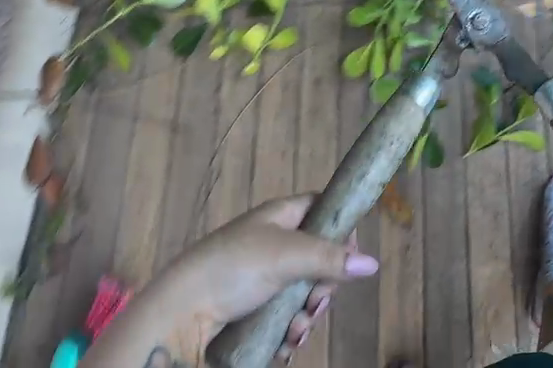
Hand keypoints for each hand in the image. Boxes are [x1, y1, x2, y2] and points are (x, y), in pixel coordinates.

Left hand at [90, 196, 377, 365]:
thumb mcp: (286, 255)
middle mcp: (275, 244)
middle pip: (319, 259)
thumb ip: (330, 258)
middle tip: (315, 301)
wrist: (180, 313)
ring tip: (295, 330)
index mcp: (281, 216)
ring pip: (305, 295)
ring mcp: (264, 279)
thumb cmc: (234, 267)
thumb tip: (372, 264)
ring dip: (306, 316)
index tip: (349, 255)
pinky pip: (286, 319)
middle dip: (323, 286)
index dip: (340, 227)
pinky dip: (289, 333)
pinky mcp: (254, 311)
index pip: (322, 208)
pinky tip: (283, 343)